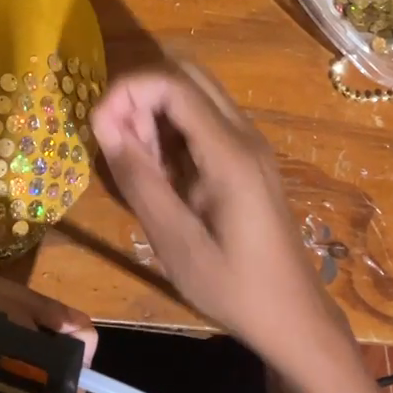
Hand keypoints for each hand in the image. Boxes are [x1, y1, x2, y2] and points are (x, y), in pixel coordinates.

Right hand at [89, 64, 392, 392]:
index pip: (172, 83)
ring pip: (192, 92)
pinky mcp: (245, 156)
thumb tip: (102, 124)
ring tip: (134, 160)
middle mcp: (243, 134)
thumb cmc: (234, 287)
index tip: (98, 127)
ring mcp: (248, 142)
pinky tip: (158, 171)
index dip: (127, 90)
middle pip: (184, 74)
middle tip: (116, 140)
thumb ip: (138, 178)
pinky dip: (168, 127)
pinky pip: (200, 118)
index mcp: (229, 153)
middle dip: (138, 94)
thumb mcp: (175, 242)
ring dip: (152, 110)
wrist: (294, 318)